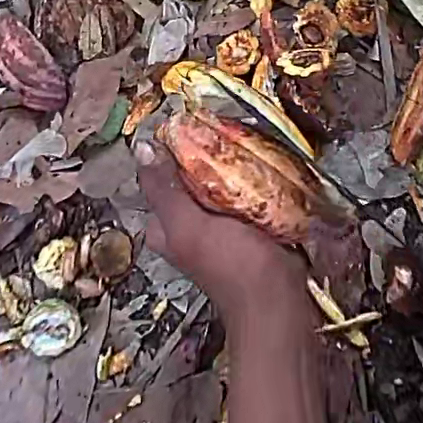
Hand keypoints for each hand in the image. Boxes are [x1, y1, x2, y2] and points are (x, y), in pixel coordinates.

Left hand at [134, 142, 307, 321]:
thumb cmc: (231, 266)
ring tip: (243, 136)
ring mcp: (221, 224)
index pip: (161, 176)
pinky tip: (260, 160)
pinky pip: (244, 190)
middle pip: (191, 176)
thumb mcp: (189, 226)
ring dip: (230, 162)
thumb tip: (142, 147)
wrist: (280, 302)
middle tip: (222, 126)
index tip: (192, 121)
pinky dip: (250, 175)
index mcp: (166, 226)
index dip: (172, 148)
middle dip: (205, 152)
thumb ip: (165, 190)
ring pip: (219, 180)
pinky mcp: (249, 223)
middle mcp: (189, 224)